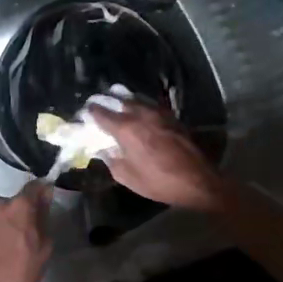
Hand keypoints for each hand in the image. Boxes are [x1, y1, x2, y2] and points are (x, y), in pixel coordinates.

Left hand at [0, 181, 51, 281]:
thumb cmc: (21, 273)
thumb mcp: (44, 247)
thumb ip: (43, 218)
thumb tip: (44, 198)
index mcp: (19, 206)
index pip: (34, 186)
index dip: (42, 190)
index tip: (48, 197)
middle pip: (15, 201)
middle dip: (23, 210)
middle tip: (30, 229)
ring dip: (7, 221)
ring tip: (12, 242)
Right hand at [91, 100, 226, 210]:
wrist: (197, 181)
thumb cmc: (159, 182)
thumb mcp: (128, 177)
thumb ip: (112, 160)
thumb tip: (104, 150)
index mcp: (125, 129)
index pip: (102, 113)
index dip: (91, 112)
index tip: (86, 112)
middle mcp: (141, 115)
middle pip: (119, 100)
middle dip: (107, 101)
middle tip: (100, 104)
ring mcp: (159, 113)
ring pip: (137, 100)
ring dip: (125, 101)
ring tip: (118, 104)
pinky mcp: (172, 117)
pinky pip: (151, 106)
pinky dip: (141, 106)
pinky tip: (140, 113)